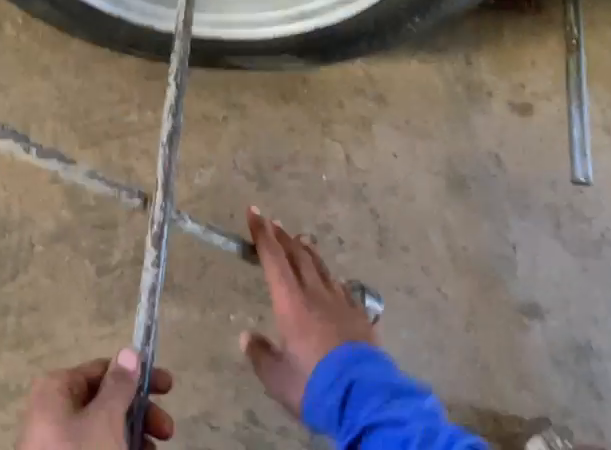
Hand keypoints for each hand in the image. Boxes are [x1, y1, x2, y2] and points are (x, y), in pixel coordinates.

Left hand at [16, 348, 174, 449]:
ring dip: (135, 434)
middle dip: (141, 413)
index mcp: (57, 388)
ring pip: (106, 427)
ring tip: (156, 449)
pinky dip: (120, 449)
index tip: (168, 387)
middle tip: (167, 430)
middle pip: (107, 400)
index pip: (103, 369)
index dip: (137, 375)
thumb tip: (129, 352)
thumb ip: (119, 385)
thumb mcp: (104, 420)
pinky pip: (98, 447)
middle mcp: (55, 410)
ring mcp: (60, 440)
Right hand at [240, 206, 378, 418]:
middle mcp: (316, 295)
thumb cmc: (313, 384)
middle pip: (298, 256)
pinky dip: (333, 279)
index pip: (273, 259)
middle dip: (283, 237)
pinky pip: (344, 289)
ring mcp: (342, 304)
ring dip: (309, 251)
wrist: (364, 398)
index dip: (262, 235)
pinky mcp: (361, 318)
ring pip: (322, 268)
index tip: (254, 212)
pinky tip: (336, 280)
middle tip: (274, 223)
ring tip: (302, 239)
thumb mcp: (277, 377)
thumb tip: (247, 336)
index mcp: (291, 303)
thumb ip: (260, 354)